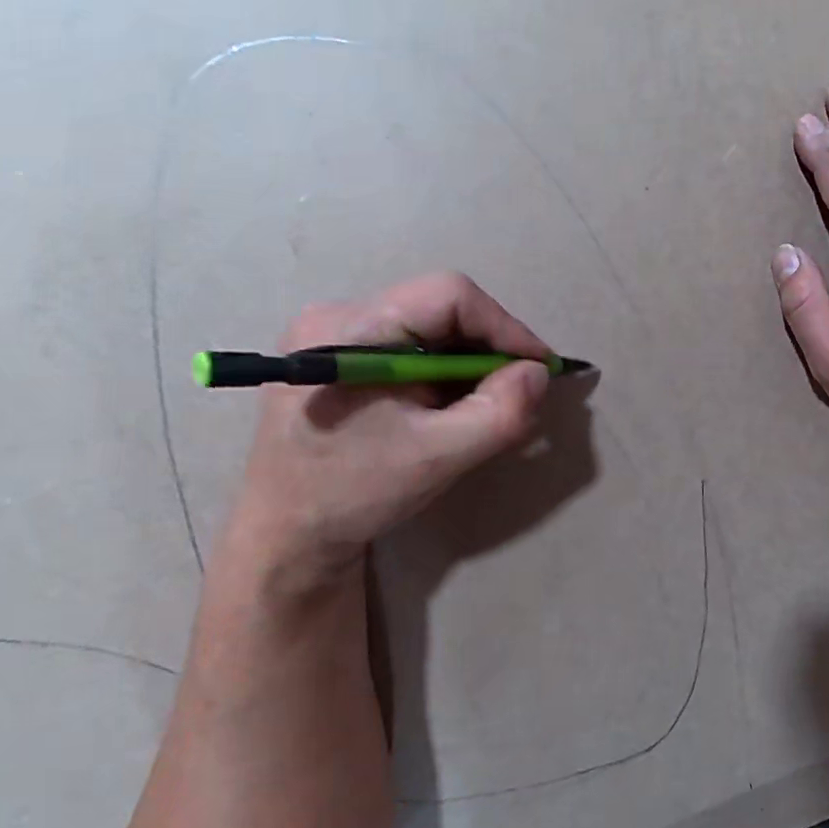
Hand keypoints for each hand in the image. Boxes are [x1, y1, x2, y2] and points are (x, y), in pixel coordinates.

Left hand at [223, 273, 552, 569]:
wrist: (288, 531)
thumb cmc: (356, 492)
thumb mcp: (441, 456)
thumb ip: (500, 411)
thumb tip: (539, 372)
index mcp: (350, 331)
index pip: (449, 296)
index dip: (505, 327)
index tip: (540, 369)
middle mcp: (338, 317)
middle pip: (442, 309)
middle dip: (492, 349)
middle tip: (519, 393)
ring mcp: (337, 336)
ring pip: (433, 328)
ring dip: (473, 364)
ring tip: (487, 407)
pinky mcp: (343, 357)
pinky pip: (416, 347)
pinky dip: (450, 374)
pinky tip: (454, 409)